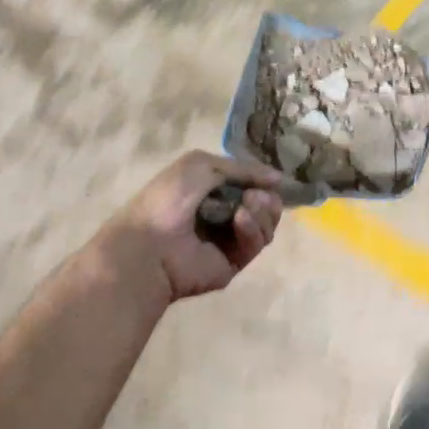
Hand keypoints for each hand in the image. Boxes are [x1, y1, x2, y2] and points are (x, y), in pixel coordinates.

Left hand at [92, 151, 282, 301]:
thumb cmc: (167, 201)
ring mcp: (230, 240)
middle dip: (265, 198)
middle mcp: (224, 215)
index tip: (271, 180)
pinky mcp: (235, 262)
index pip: (251, 184)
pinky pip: (257, 244)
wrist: (148, 246)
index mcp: (211, 192)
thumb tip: (279, 178)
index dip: (262, 181)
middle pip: (265, 206)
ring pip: (266, 224)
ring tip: (246, 207)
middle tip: (254, 196)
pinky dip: (253, 229)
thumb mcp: (200, 165)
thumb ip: (242, 168)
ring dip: (262, 212)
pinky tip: (241, 221)